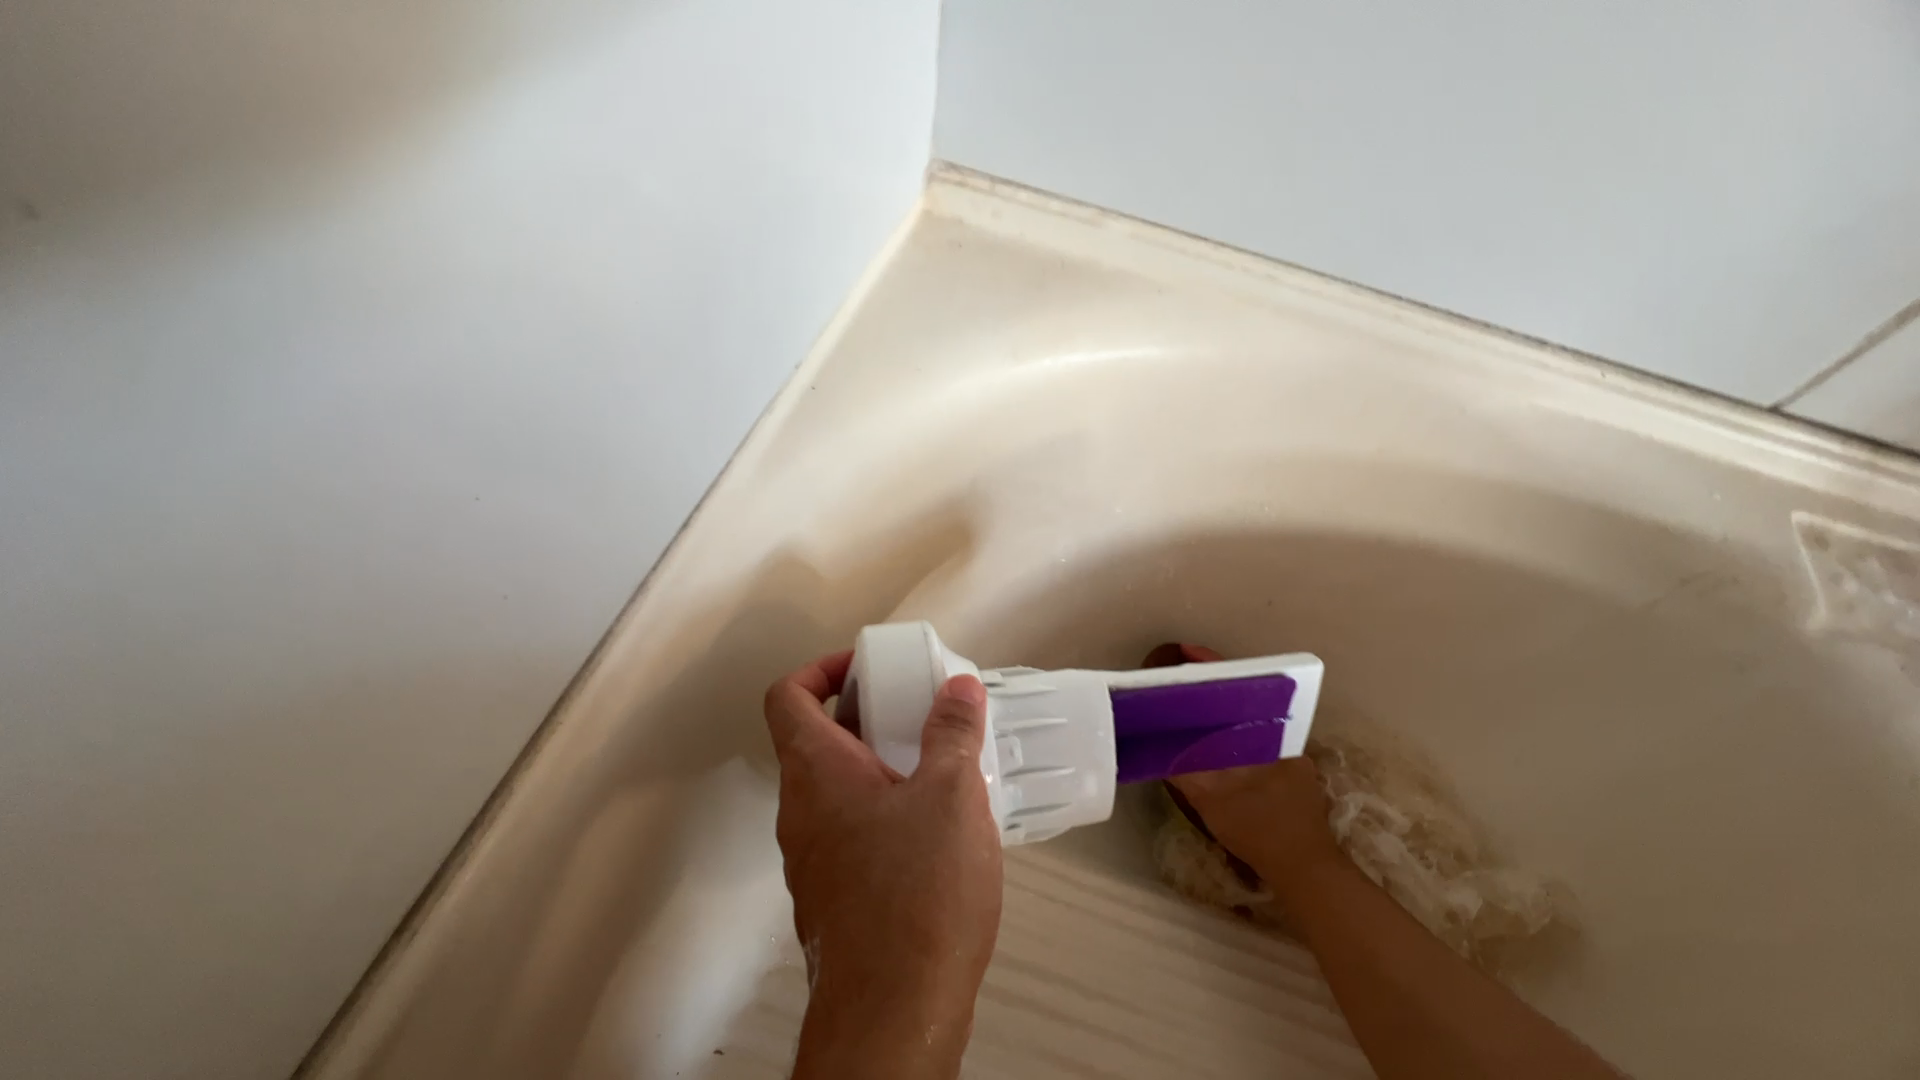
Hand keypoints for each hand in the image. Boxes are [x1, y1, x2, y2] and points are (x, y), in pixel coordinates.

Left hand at [763, 651, 1002, 1079]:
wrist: (896, 1014)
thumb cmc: (919, 892)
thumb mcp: (953, 796)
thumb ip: (954, 735)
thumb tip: (957, 688)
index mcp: (816, 773)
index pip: (787, 696)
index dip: (821, 668)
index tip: (871, 668)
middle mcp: (802, 812)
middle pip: (819, 740)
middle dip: (871, 716)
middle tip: (923, 713)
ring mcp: (814, 860)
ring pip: (840, 789)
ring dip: (884, 766)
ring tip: (942, 768)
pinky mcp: (837, 898)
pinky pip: (855, 831)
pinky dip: (888, 811)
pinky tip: (939, 829)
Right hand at [1156, 644, 1343, 896]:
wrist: (1308, 873)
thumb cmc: (1264, 831)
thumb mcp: (1214, 803)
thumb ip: (1185, 775)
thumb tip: (1156, 750)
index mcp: (1271, 738)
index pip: (1239, 688)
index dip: (1212, 667)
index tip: (1185, 651)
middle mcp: (1285, 743)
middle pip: (1245, 703)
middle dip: (1213, 691)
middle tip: (1179, 686)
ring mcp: (1291, 763)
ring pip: (1250, 726)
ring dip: (1221, 717)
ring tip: (1187, 713)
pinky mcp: (1289, 782)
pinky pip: (1254, 747)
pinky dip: (1230, 741)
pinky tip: (1210, 752)